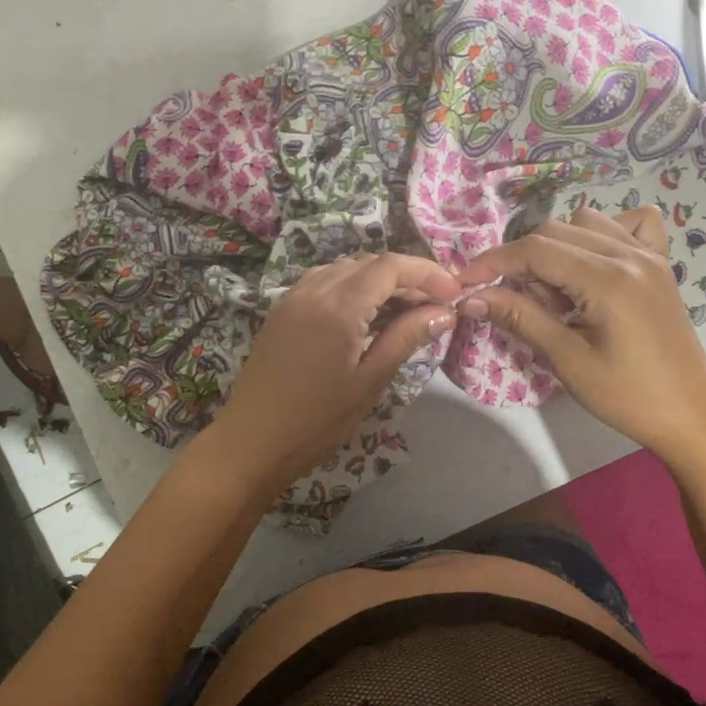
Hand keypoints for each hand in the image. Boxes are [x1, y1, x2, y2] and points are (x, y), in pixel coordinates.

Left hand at [205, 253, 459, 486]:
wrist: (252, 442)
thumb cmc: (316, 421)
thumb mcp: (369, 381)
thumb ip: (405, 338)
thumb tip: (443, 312)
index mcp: (338, 306)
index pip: (390, 266)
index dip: (427, 273)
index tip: (453, 295)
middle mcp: (313, 290)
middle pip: (368, 263)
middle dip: (405, 277)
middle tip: (434, 306)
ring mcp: (292, 299)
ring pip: (344, 270)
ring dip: (377, 281)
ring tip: (404, 311)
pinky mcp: (280, 312)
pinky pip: (322, 283)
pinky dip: (349, 288)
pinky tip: (364, 314)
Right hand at [456, 207, 705, 458]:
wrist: (690, 411)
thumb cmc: (628, 395)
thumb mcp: (567, 360)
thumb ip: (521, 318)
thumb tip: (471, 298)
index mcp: (608, 279)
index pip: (535, 250)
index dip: (492, 262)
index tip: (463, 283)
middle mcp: (630, 254)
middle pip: (555, 230)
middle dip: (521, 259)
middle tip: (514, 301)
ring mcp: (649, 255)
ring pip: (585, 222)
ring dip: (556, 246)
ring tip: (555, 291)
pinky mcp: (659, 264)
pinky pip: (629, 224)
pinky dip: (601, 234)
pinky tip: (593, 265)